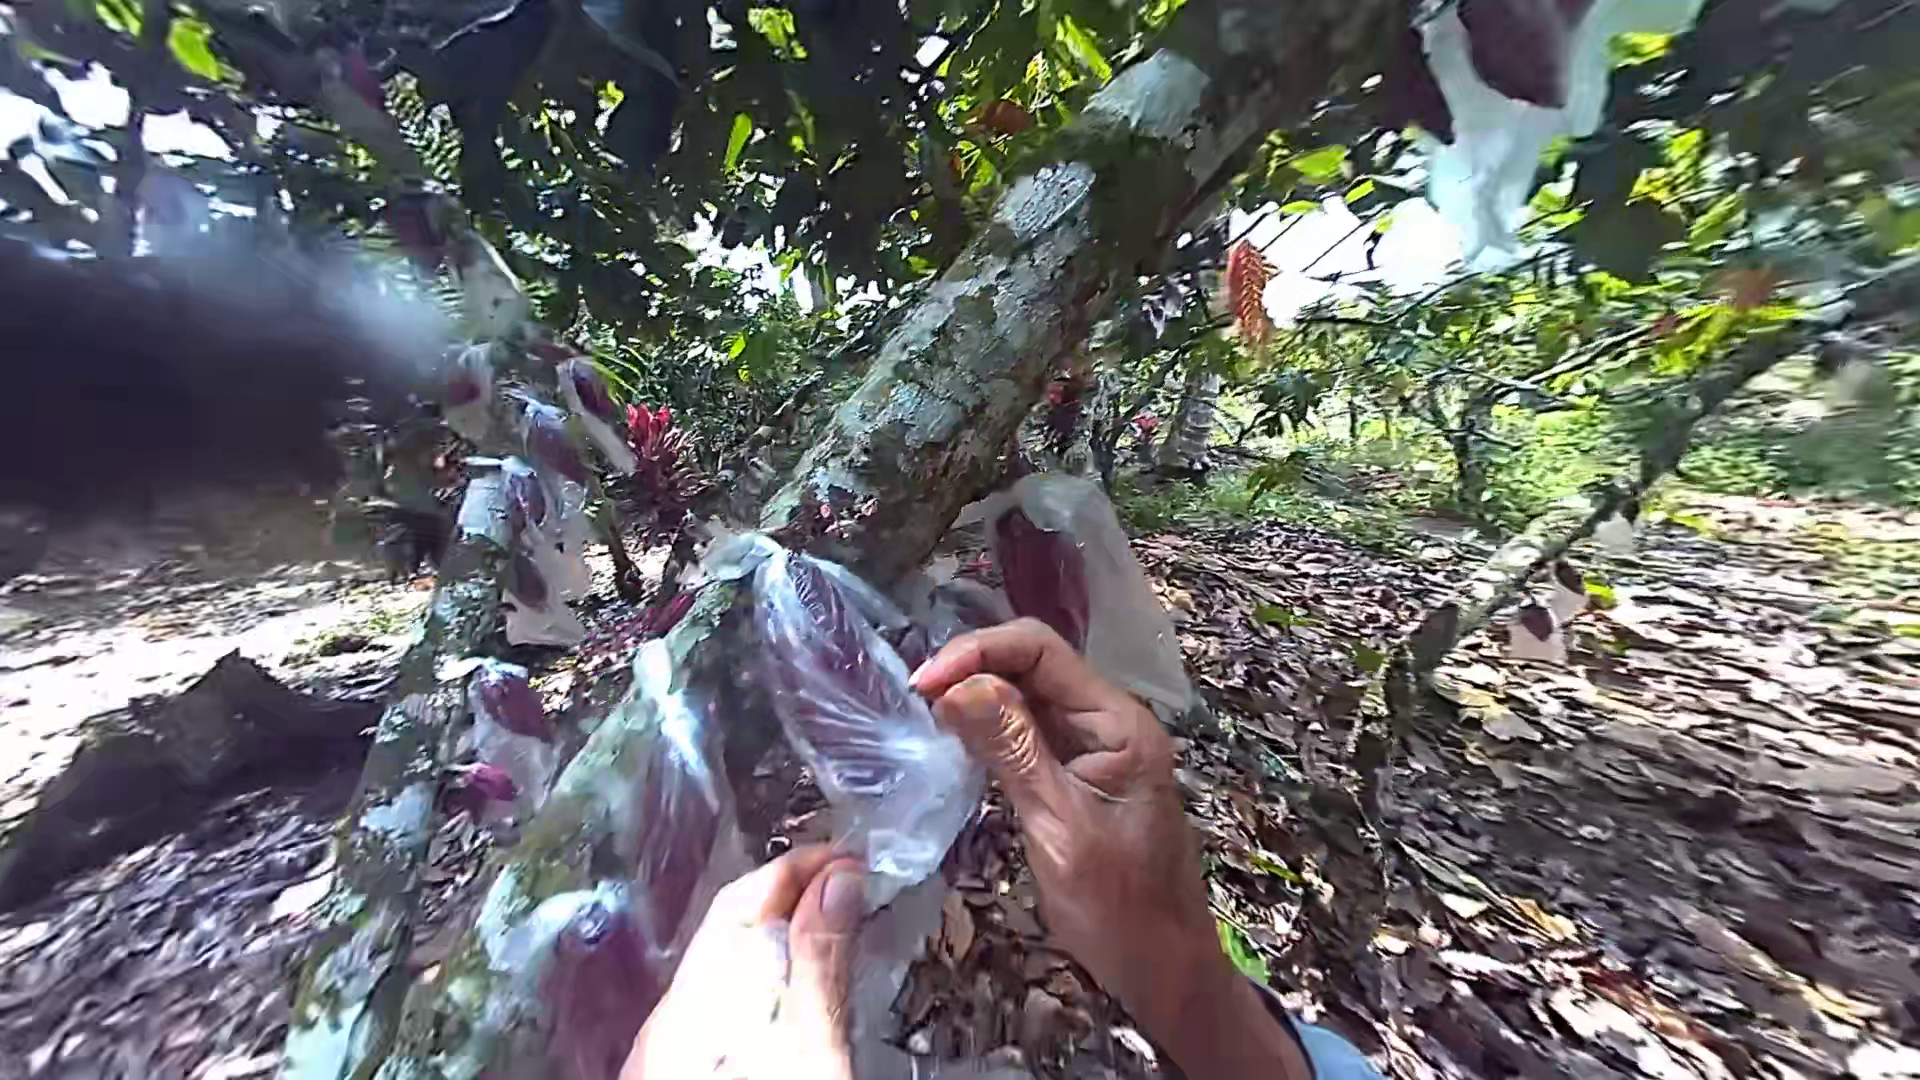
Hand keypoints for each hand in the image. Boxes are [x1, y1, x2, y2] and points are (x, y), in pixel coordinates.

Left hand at [623, 845, 864, 1079]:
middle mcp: (667, 1022)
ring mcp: (668, 1048)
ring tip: (836, 920)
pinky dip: (772, 966)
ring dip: (787, 926)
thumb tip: (841, 878)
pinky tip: (800, 979)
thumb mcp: (811, 1056)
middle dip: (796, 888)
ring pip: (731, 956)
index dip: (804, 865)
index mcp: (686, 1008)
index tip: (854, 857)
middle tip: (852, 880)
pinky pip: (729, 992)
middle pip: (734, 921)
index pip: (745, 897)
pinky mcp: (683, 1069)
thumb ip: (821, 966)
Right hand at [910, 619, 1309, 1079]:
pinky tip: (956, 732)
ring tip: (928, 707)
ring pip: (1024, 689)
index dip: (979, 651)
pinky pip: (1023, 723)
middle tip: (919, 694)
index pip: (1042, 650)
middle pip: (1032, 661)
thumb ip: (1013, 749)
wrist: (1164, 970)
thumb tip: (957, 685)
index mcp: (1117, 720)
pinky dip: (986, 721)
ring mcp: (1088, 738)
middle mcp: (1104, 715)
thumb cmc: (1120, 909)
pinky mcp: (1071, 761)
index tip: (926, 680)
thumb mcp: (1059, 826)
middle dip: (973, 666)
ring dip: (975, 690)